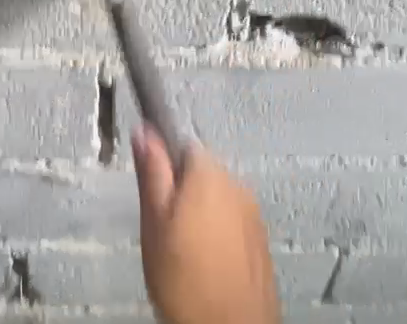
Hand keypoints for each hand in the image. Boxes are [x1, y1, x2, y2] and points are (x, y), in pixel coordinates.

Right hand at [134, 129, 278, 323]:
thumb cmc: (182, 276)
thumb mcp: (154, 221)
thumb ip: (152, 171)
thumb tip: (144, 129)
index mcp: (208, 172)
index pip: (182, 143)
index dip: (163, 163)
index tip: (152, 191)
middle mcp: (237, 183)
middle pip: (202, 171)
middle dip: (182, 190)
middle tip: (163, 226)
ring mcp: (253, 212)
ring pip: (218, 197)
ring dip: (201, 212)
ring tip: (184, 249)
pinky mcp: (262, 240)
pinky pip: (233, 221)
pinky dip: (219, 233)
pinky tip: (207, 261)